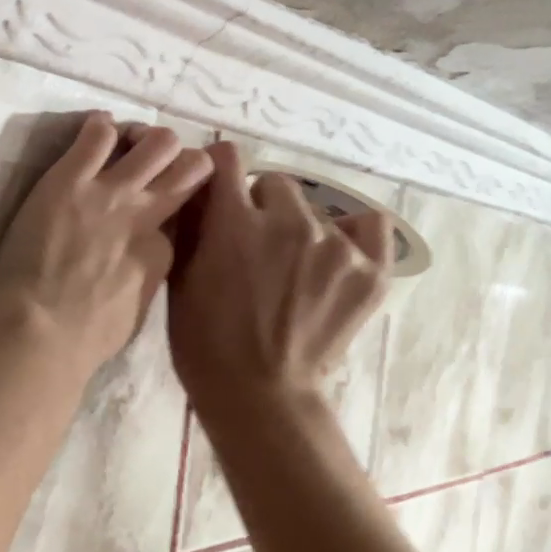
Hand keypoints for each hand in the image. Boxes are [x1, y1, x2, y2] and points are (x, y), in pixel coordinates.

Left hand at [0, 112, 213, 375]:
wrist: (39, 333)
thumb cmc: (82, 341)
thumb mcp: (135, 313)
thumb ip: (145, 277)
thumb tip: (141, 261)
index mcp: (163, 252)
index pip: (179, 214)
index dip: (168, 208)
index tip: (154, 206)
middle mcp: (147, 214)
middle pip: (187, 167)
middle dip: (175, 160)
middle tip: (150, 162)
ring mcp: (110, 193)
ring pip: (156, 141)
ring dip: (143, 138)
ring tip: (122, 143)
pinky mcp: (69, 180)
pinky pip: (97, 133)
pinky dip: (98, 127)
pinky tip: (91, 132)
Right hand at [168, 142, 391, 414]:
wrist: (257, 392)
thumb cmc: (201, 339)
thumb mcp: (179, 278)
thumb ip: (190, 227)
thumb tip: (196, 189)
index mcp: (233, 221)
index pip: (227, 159)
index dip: (218, 170)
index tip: (216, 187)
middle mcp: (289, 221)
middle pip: (274, 183)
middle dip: (260, 205)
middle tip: (252, 243)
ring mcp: (336, 245)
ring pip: (316, 208)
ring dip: (300, 226)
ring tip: (292, 264)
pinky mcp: (371, 270)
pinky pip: (369, 226)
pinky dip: (352, 234)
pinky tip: (333, 256)